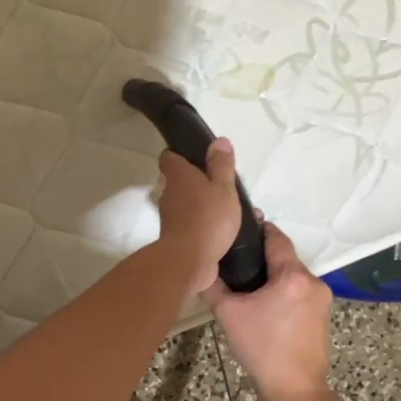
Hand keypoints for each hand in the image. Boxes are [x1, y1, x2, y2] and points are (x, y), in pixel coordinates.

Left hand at [155, 138, 243, 294]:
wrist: (189, 259)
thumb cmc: (208, 218)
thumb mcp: (223, 188)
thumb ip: (221, 165)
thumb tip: (219, 141)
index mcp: (177, 175)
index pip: (169, 157)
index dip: (180, 155)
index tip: (199, 158)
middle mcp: (168, 192)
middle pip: (179, 180)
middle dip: (198, 180)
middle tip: (222, 185)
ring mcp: (170, 215)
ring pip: (187, 202)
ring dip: (204, 202)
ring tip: (231, 208)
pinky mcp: (176, 234)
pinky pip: (192, 221)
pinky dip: (205, 221)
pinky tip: (227, 228)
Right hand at [204, 218, 333, 398]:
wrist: (294, 388)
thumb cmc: (261, 347)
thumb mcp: (227, 313)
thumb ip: (213, 285)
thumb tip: (201, 267)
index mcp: (292, 276)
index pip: (276, 238)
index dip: (260, 228)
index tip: (241, 226)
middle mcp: (313, 281)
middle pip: (285, 257)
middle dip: (263, 257)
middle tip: (236, 261)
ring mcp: (322, 299)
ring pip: (293, 276)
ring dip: (274, 276)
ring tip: (248, 285)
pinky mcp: (323, 315)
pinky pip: (300, 291)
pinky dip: (284, 291)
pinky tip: (265, 304)